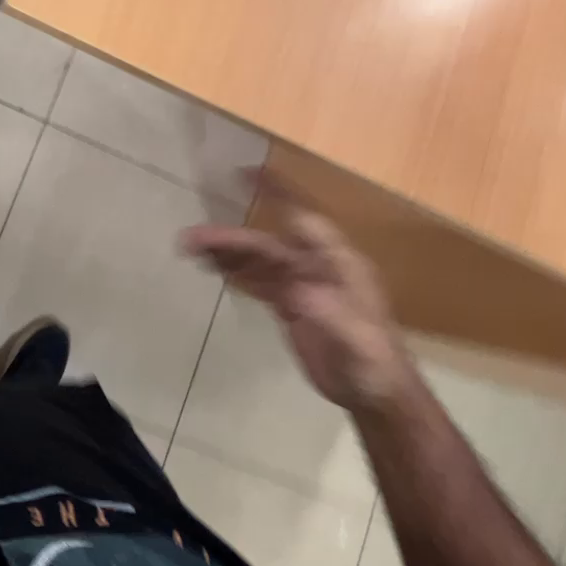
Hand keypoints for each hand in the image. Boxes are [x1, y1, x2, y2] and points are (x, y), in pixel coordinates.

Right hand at [182, 188, 413, 412]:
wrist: (376, 394)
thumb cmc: (372, 364)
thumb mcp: (356, 341)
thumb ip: (330, 315)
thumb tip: (300, 293)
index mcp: (336, 265)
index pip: (303, 220)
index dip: (278, 194)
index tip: (249, 172)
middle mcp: (316, 267)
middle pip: (266, 244)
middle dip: (230, 237)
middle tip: (190, 237)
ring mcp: (301, 285)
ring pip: (257, 260)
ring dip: (225, 252)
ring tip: (189, 246)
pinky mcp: (290, 305)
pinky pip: (257, 280)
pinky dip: (234, 271)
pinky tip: (211, 266)